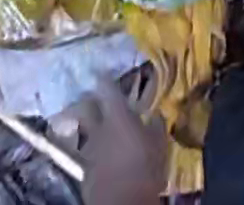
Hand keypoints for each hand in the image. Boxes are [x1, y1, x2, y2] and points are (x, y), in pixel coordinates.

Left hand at [79, 80, 168, 204]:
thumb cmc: (145, 169)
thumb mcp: (160, 143)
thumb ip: (156, 124)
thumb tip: (155, 114)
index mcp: (117, 116)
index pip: (107, 88)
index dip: (105, 77)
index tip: (105, 70)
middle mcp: (98, 129)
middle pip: (86, 107)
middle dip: (87, 99)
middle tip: (93, 95)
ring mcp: (88, 152)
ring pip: (84, 131)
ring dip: (88, 127)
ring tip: (97, 127)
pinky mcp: (83, 173)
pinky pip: (87, 154)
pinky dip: (93, 150)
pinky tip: (102, 154)